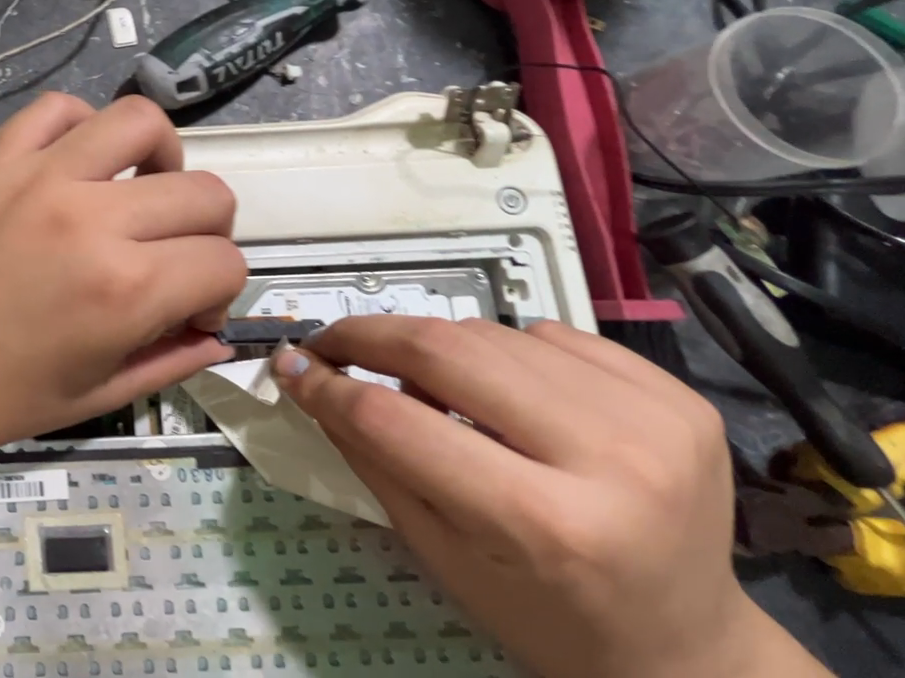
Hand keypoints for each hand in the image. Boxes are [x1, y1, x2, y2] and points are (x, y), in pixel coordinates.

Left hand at [0, 93, 246, 477]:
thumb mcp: (100, 395)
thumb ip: (174, 358)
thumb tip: (216, 328)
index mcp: (125, 289)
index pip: (227, 262)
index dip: (220, 292)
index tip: (186, 311)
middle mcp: (91, 219)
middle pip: (205, 191)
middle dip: (207, 233)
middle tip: (168, 259)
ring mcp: (37, 177)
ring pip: (141, 122)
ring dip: (161, 159)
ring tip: (134, 193)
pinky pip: (56, 109)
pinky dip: (82, 128)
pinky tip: (74, 164)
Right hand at [270, 315, 827, 677]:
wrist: (687, 647)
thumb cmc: (543, 615)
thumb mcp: (438, 552)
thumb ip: (369, 455)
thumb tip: (306, 376)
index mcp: (543, 524)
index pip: (397, 422)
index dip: (328, 387)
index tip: (290, 365)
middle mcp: (610, 460)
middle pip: (448, 351)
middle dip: (369, 337)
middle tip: (332, 345)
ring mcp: (655, 418)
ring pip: (493, 332)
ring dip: (435, 346)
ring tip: (423, 382)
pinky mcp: (679, 396)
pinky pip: (550, 334)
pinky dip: (504, 351)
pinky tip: (503, 393)